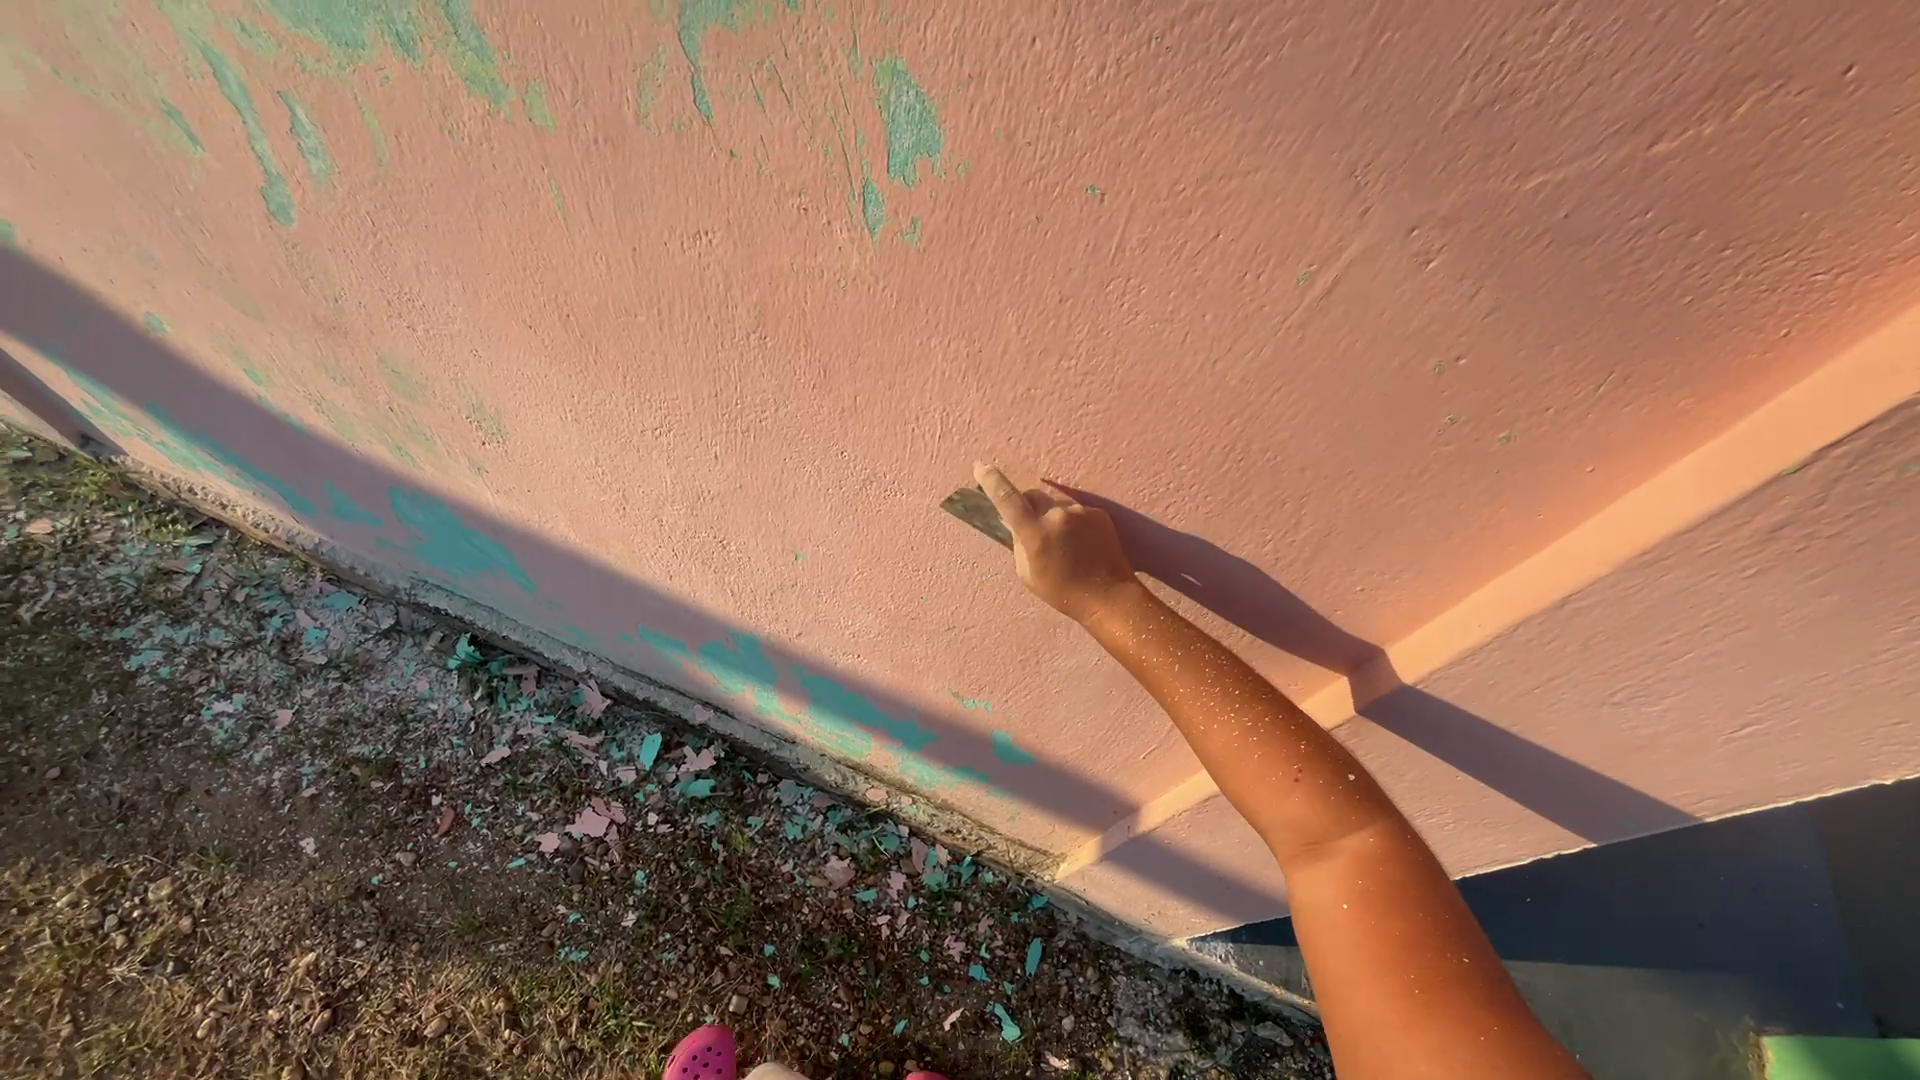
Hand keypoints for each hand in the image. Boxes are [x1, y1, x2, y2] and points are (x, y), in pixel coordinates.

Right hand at [973, 462, 1140, 622]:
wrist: (1110, 595)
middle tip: (1029, 523)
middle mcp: (1057, 516)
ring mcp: (1080, 512)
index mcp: (1036, 534)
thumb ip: (1018, 544)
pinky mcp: (1098, 513)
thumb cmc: (1063, 592)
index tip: (980, 466)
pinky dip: (1070, 521)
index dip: (991, 481)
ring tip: (1060, 540)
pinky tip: (1078, 542)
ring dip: (1050, 513)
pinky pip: (1075, 510)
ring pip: (1055, 502)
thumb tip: (1014, 523)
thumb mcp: (1028, 574)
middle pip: (1032, 494)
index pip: (1007, 499)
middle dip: (1026, 503)